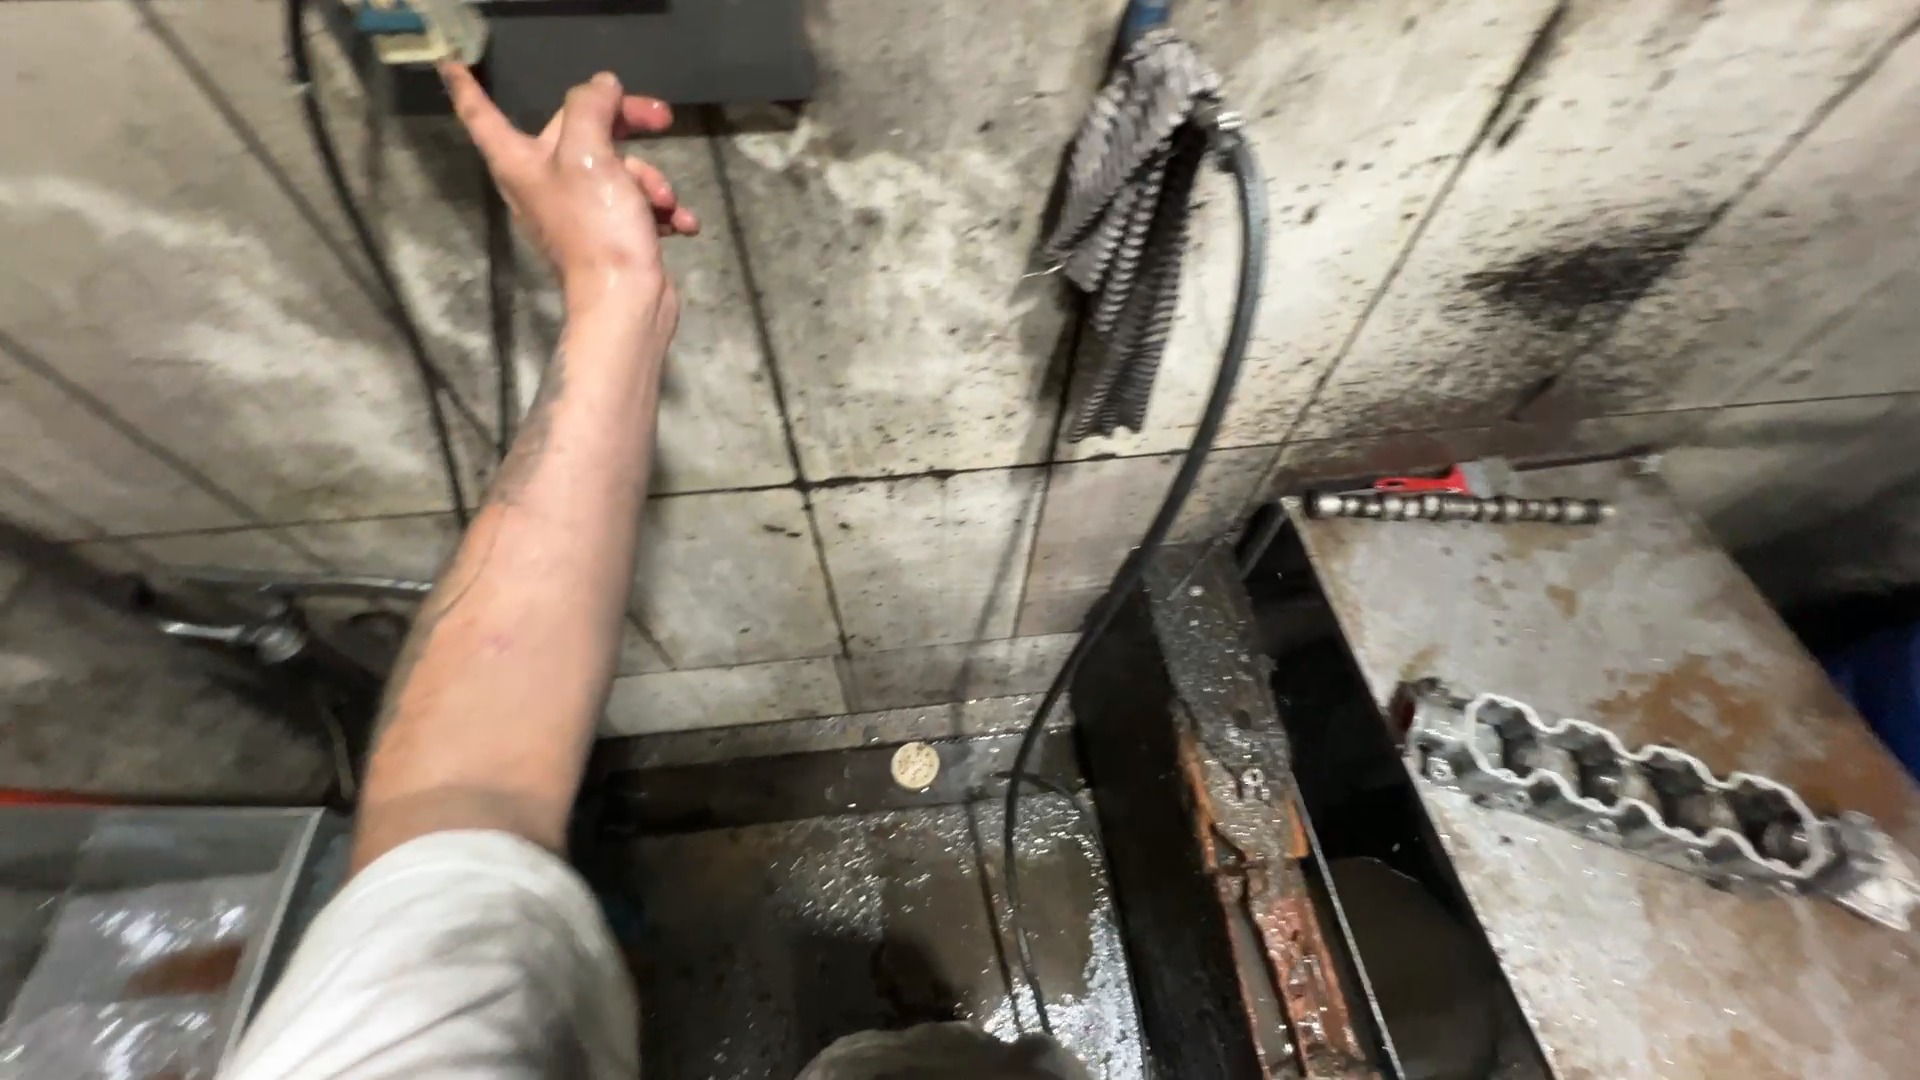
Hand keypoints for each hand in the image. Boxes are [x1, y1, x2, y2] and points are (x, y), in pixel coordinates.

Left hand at [440, 63, 699, 320]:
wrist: (627, 301)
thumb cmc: (598, 227)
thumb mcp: (590, 155)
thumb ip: (591, 109)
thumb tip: (603, 85)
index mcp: (519, 161)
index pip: (481, 112)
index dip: (468, 86)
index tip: (452, 62)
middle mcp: (543, 184)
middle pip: (579, 133)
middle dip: (625, 126)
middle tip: (663, 116)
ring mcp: (581, 213)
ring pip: (618, 173)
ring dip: (652, 182)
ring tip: (668, 202)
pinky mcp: (614, 238)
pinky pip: (638, 209)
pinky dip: (663, 213)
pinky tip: (684, 224)